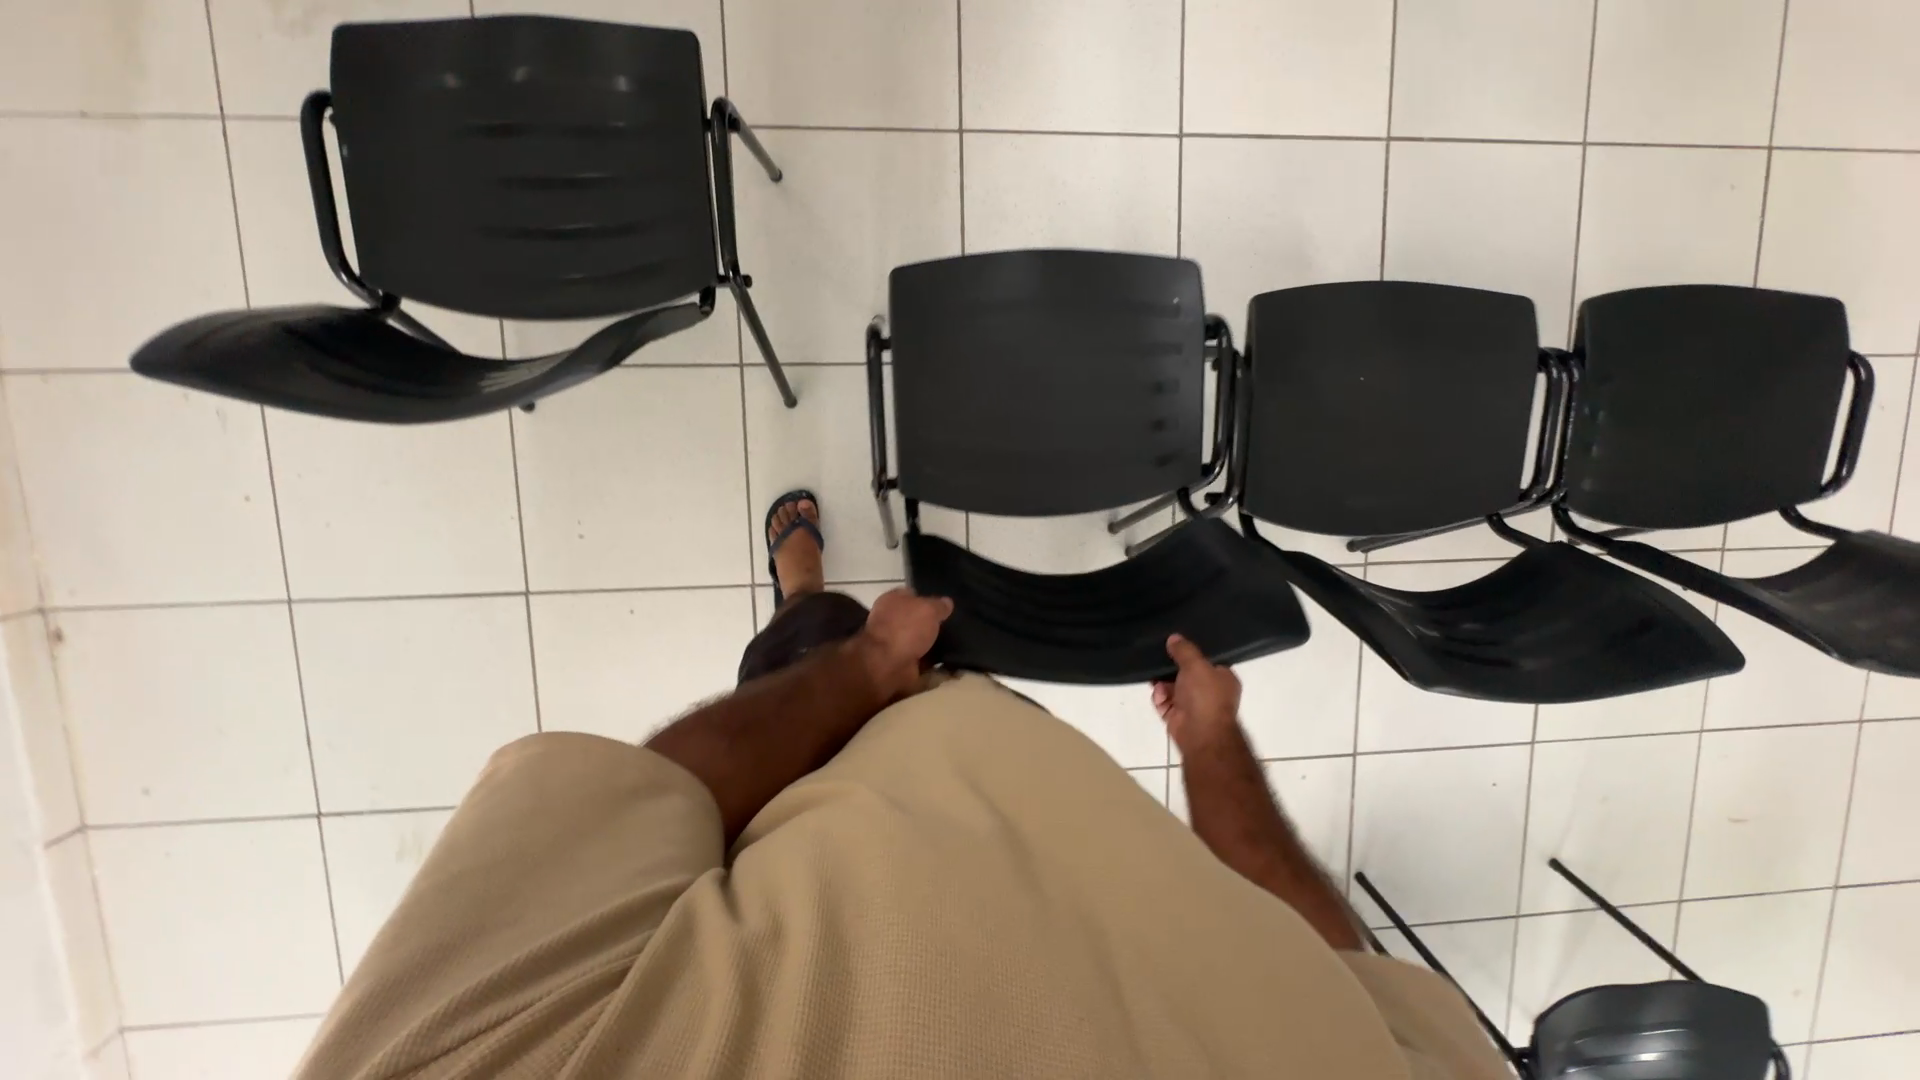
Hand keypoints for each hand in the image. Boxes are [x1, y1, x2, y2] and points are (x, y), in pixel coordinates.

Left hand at [854, 588, 954, 700]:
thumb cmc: (905, 628)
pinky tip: (951, 660)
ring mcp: (895, 643)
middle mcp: (891, 620)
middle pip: (917, 618)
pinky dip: (934, 661)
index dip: (929, 598)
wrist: (887, 665)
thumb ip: (939, 605)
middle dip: (933, 622)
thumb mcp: (929, 609)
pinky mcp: (902, 662)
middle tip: (955, 624)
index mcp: (892, 600)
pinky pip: (923, 659)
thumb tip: (947, 602)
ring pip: (921, 639)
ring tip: (957, 642)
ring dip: (934, 643)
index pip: (912, 594)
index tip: (945, 605)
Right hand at [1152, 634, 1241, 752]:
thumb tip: (1174, 638)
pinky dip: (1159, 697)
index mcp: (1223, 679)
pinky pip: (1164, 702)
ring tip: (1153, 676)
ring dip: (1162, 683)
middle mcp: (1210, 692)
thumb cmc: (1205, 695)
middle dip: (1171, 669)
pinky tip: (1156, 692)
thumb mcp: (1196, 665)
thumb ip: (1184, 650)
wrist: (1200, 732)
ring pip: (1173, 688)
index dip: (1192, 653)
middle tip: (1159, 658)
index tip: (1176, 644)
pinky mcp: (1177, 717)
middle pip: (1187, 674)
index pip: (1208, 661)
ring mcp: (1193, 706)